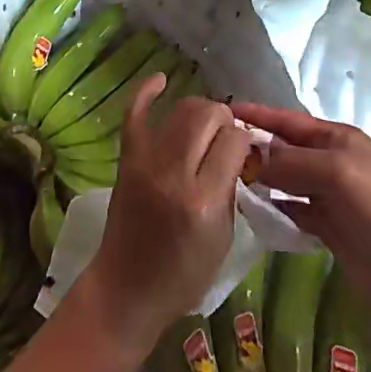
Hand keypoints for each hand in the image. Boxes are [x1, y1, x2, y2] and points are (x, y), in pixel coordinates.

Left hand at [79, 74, 250, 348]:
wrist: (125, 291)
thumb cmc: (183, 275)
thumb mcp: (225, 236)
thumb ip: (232, 186)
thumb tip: (238, 148)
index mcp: (204, 200)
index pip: (235, 141)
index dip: (245, 142)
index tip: (245, 155)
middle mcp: (174, 174)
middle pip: (210, 115)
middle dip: (226, 121)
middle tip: (226, 142)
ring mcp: (145, 163)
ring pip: (183, 108)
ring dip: (201, 111)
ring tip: (206, 129)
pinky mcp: (127, 161)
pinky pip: (134, 114)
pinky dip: (146, 92)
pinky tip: (162, 80)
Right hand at [232, 102, 370, 313]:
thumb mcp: (338, 173)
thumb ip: (293, 162)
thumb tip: (251, 156)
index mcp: (335, 139)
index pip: (287, 121)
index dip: (256, 116)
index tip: (220, 113)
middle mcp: (328, 162)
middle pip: (282, 151)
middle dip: (251, 150)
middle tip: (207, 156)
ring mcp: (327, 196)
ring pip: (283, 182)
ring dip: (257, 182)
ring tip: (217, 185)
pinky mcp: (326, 227)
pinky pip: (291, 212)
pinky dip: (271, 212)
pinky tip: (246, 217)